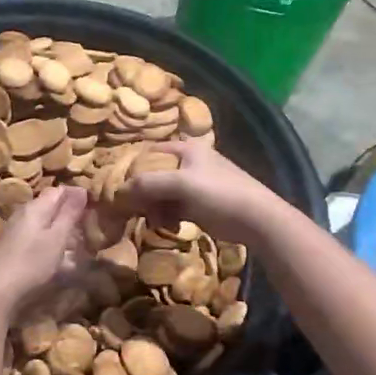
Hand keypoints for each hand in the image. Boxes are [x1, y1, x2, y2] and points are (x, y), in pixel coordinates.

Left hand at [0, 186, 87, 314]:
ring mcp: (14, 229)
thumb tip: (80, 188)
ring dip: (60, 229)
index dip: (77, 195)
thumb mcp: (56, 238)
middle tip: (90, 226)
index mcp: (35, 207)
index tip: (96, 206)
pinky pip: (35, 236)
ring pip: (42, 222)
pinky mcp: (10, 245)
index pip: (59, 190)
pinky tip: (56, 254)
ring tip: (79, 243)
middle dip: (70, 213)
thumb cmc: (30, 262)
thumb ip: (69, 213)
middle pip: (50, 205)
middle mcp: (22, 213)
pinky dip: (48, 241)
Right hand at [121, 142, 285, 244]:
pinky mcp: (196, 204)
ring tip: (156, 221)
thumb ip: (146, 183)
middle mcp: (187, 162)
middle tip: (135, 209)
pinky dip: (164, 216)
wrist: (258, 220)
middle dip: (142, 193)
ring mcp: (192, 184)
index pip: (147, 153)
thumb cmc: (219, 194)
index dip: (131, 169)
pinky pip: (169, 207)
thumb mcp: (180, 184)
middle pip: (151, 175)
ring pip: (159, 193)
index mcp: (185, 148)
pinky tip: (168, 226)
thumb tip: (118, 192)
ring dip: (152, 208)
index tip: (119, 187)